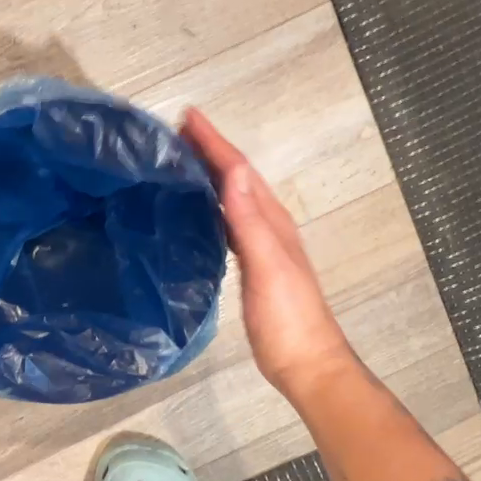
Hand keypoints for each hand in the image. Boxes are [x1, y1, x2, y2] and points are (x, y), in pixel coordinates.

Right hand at [181, 109, 361, 402]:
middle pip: (236, 178)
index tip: (186, 116)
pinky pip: (227, 221)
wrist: (306, 363)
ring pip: (232, 197)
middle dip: (209, 150)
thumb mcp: (268, 266)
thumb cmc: (287, 318)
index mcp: (271, 221)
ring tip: (180, 159)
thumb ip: (251, 221)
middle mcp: (267, 225)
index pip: (239, 171)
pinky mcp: (251, 265)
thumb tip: (234, 171)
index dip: (214, 142)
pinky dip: (211, 206)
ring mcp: (261, 245)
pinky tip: (195, 212)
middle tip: (175, 131)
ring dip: (209, 174)